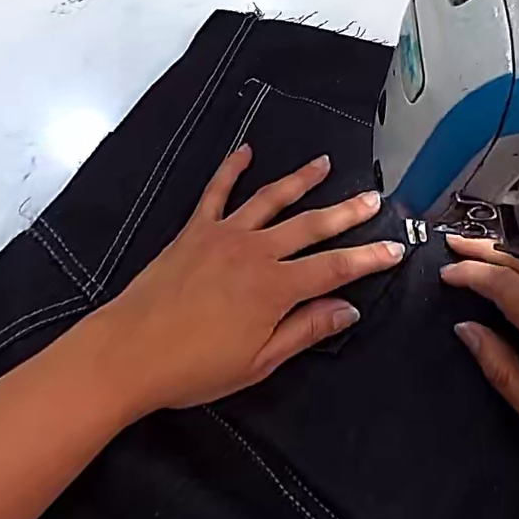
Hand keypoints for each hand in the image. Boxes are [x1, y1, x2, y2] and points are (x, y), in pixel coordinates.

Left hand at [80, 147, 405, 416]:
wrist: (125, 354)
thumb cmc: (191, 367)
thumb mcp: (257, 361)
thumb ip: (305, 330)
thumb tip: (347, 310)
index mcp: (275, 287)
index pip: (335, 268)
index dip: (369, 258)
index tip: (394, 249)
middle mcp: (257, 251)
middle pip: (313, 226)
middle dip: (348, 212)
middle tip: (373, 198)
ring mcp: (227, 234)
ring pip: (273, 200)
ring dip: (302, 180)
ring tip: (325, 163)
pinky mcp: (197, 229)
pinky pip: (217, 192)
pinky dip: (231, 169)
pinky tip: (245, 151)